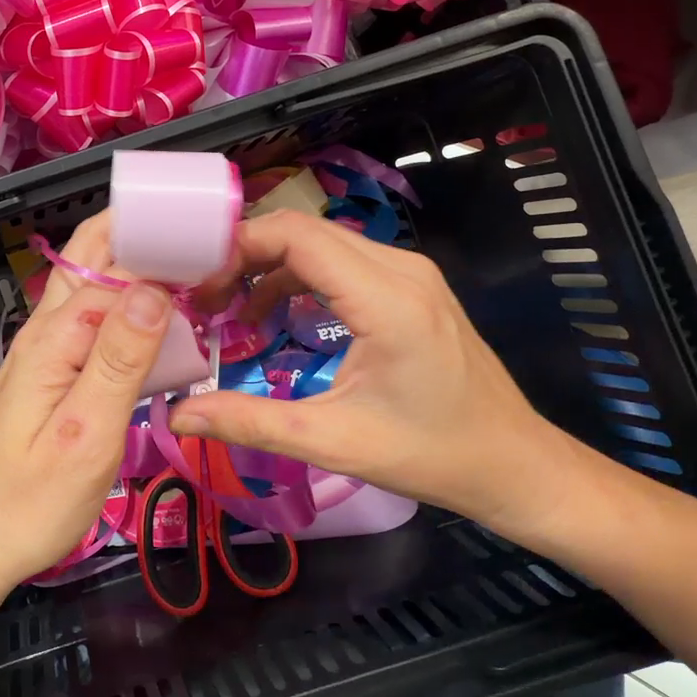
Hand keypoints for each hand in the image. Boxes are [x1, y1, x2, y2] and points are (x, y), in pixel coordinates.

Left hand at [0, 213, 171, 600]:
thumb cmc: (32, 502)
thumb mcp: (87, 435)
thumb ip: (119, 359)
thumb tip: (154, 286)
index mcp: (54, 337)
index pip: (112, 264)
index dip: (158, 244)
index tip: (214, 244)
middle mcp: (45, 331)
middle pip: (91, 257)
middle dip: (142, 235)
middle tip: (204, 243)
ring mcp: (46, 351)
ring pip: (93, 287)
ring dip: (137, 267)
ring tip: (196, 271)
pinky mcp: (52, 374)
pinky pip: (93, 323)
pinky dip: (129, 309)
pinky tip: (163, 325)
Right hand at [174, 209, 574, 534]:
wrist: (517, 465)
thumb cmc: (431, 455)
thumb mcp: (333, 442)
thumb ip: (250, 422)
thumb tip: (178, 417)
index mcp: (386, 299)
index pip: (296, 236)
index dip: (238, 247)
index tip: (198, 282)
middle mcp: (399, 269)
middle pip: (302, 231)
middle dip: (243, 254)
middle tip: (202, 296)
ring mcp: (409, 273)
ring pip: (319, 242)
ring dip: (267, 264)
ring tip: (228, 306)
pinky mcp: (409, 285)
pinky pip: (339, 260)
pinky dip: (295, 276)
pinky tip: (272, 314)